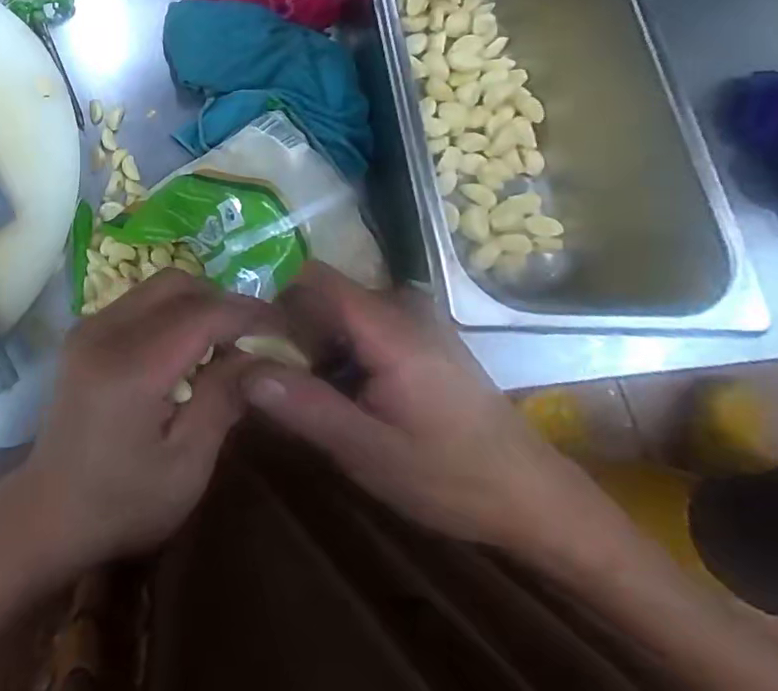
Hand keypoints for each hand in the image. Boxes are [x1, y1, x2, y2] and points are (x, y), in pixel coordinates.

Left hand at [0, 271, 271, 577]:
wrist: (48, 511)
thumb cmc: (122, 503)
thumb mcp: (186, 465)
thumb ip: (223, 400)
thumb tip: (259, 356)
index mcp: (129, 366)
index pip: (201, 313)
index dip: (249, 314)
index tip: (286, 331)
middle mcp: (103, 332)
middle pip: (176, 284)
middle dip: (223, 301)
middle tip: (257, 335)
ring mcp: (87, 328)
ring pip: (155, 287)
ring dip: (196, 303)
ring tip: (227, 341)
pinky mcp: (82, 335)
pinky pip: (136, 302)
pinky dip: (170, 311)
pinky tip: (188, 348)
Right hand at [238, 262, 606, 555]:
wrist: (535, 498)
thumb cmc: (453, 478)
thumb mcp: (369, 452)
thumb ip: (305, 407)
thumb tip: (242, 371)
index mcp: (392, 329)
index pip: (314, 279)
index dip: (276, 302)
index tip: (256, 344)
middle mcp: (405, 308)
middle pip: (323, 295)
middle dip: (293, 332)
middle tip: (280, 382)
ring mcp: (418, 320)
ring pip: (339, 311)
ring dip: (316, 345)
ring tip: (311, 394)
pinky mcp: (423, 337)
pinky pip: (362, 324)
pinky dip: (341, 351)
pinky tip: (347, 395)